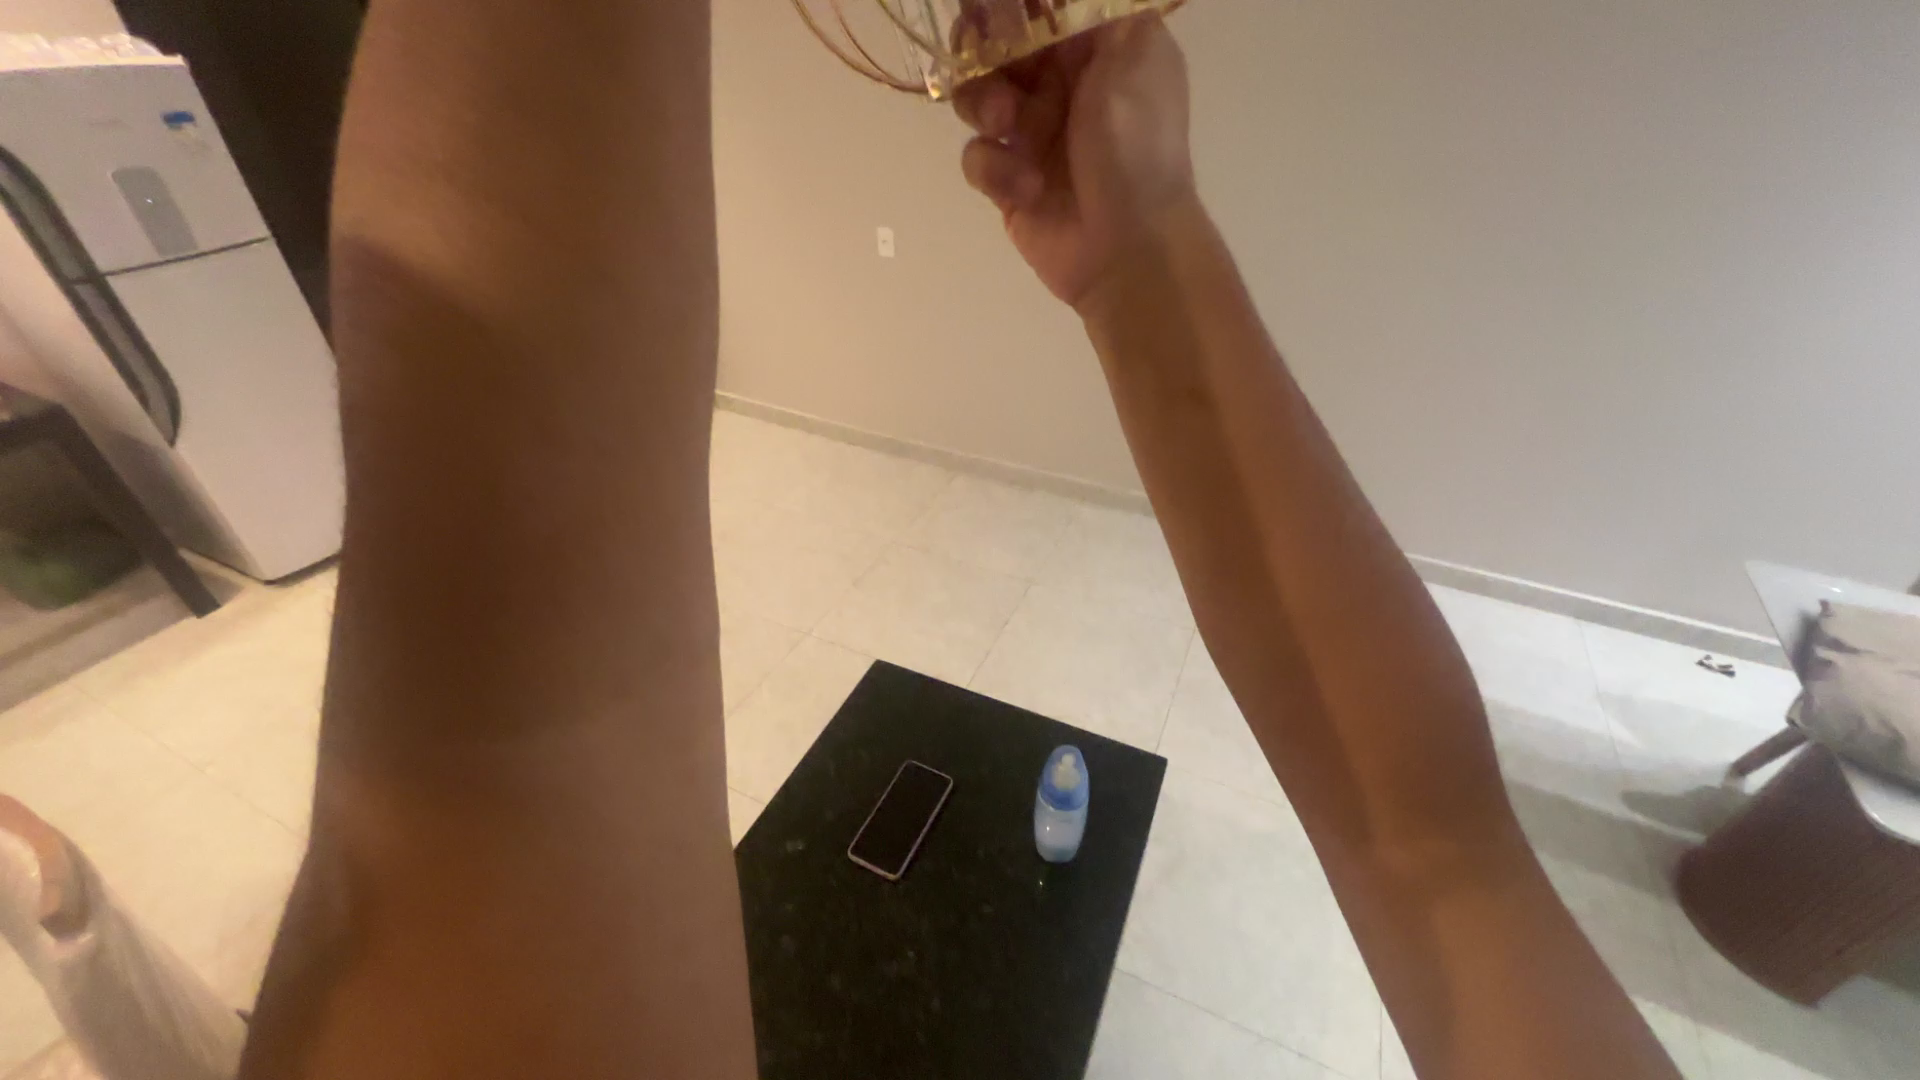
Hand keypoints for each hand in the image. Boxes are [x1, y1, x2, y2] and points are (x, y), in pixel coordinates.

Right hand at [953, 12, 1194, 309]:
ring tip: (1004, 122)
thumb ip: (1094, 5)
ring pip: (976, 97)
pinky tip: (1025, 188)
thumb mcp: (1134, 48)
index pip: (1037, 7)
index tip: (989, 7)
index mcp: (1093, 47)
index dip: (1006, 4)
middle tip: (983, 54)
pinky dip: (994, 169)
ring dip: (981, 102)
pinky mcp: (1008, 184)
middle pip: (995, 45)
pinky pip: (978, 158)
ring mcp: (1030, 137)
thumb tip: (1049, 0)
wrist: (1128, 246)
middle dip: (980, 44)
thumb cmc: (1137, 143)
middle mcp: (1059, 86)